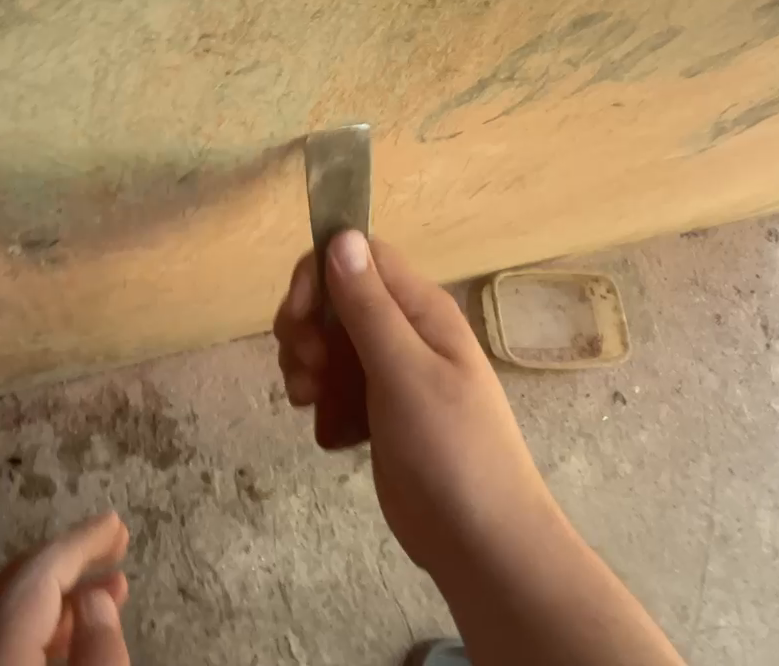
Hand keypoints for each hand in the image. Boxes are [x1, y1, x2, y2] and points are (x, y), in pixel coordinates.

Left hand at [0, 512, 131, 665]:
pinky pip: (4, 643)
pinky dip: (41, 625)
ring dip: (59, 593)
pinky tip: (77, 630)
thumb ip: (98, 652)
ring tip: (112, 586)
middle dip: (66, 558)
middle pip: (14, 589)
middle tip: (115, 541)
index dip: (77, 543)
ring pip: (7, 617)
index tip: (114, 522)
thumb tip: (97, 598)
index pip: (33, 577)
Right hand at [273, 232, 561, 579]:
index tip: (298, 316)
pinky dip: (320, 397)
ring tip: (306, 400)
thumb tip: (341, 235)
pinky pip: (334, 381)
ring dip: (305, 363)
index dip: (320, 274)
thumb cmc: (450, 450)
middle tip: (304, 368)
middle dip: (306, 326)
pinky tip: (323, 426)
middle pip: (335, 298)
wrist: (480, 544)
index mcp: (421, 310)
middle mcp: (405, 330)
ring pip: (328, 340)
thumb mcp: (405, 373)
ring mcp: (391, 370)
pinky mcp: (377, 407)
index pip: (359, 257)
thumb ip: (369, 306)